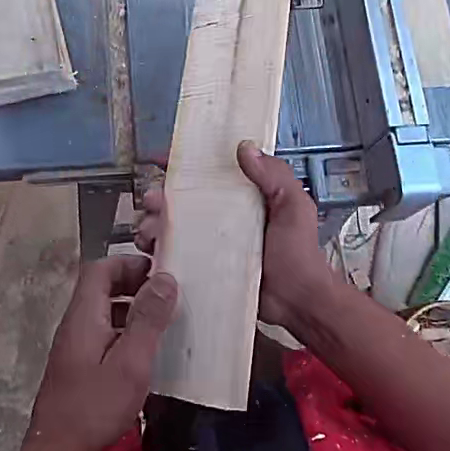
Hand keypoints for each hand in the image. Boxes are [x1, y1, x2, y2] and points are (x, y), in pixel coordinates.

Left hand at [27, 255, 177, 450]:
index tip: (162, 271)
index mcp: (84, 317)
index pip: (100, 269)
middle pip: (102, 288)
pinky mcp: (80, 368)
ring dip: (133, 308)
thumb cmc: (95, 408)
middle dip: (135, 283)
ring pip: (105, 312)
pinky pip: (105, 334)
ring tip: (165, 320)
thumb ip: (148, 319)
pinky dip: (127, 332)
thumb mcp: (131, 362)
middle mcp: (75, 326)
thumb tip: (165, 278)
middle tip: (169, 294)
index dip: (130, 263)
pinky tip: (148, 351)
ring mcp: (75, 348)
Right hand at [135, 142, 340, 330]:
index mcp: (248, 198)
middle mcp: (229, 217)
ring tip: (150, 231)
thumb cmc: (299, 255)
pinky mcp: (207, 268)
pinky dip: (161, 252)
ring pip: (175, 227)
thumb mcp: (293, 206)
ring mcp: (216, 244)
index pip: (214, 173)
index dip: (188, 165)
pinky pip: (178, 256)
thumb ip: (274, 176)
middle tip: (154, 202)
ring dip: (156, 224)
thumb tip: (246, 148)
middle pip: (186, 199)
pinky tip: (153, 252)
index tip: (166, 159)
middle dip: (163, 197)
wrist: (296, 302)